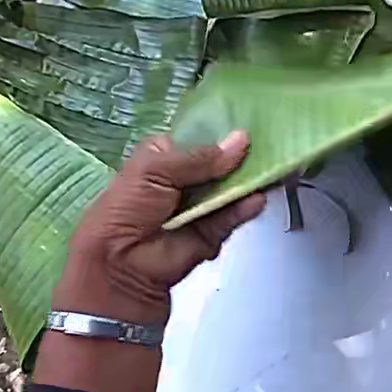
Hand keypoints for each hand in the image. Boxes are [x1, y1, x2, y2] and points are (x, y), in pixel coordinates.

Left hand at [53, 132, 266, 324]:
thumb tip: (240, 141)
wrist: (122, 264)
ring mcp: (198, 209)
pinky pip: (231, 218)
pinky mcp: (210, 234)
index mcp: (162, 159)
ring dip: (247, 182)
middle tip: (265, 147)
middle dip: (239, 158)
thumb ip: (200, 157)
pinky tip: (256, 199)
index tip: (245, 126)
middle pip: (218, 166)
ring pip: (229, 191)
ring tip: (269, 171)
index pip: (197, 140)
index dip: (219, 133)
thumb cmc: (127, 208)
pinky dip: (244, 208)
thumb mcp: (156, 169)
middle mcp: (182, 182)